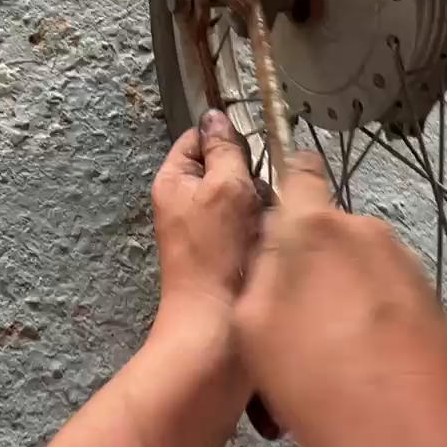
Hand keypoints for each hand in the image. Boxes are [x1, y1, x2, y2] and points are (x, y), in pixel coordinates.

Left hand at [150, 108, 261, 326]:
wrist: (218, 330)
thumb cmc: (217, 254)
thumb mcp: (224, 188)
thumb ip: (223, 149)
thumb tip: (215, 115)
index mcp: (174, 180)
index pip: (198, 138)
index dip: (226, 139)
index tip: (253, 150)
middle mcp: (187, 201)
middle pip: (228, 168)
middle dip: (252, 178)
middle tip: (259, 198)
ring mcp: (208, 229)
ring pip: (247, 197)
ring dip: (264, 207)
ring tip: (268, 227)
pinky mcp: (228, 252)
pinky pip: (254, 226)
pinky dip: (266, 231)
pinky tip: (273, 245)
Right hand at [235, 151, 446, 446]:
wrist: (409, 439)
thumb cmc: (320, 382)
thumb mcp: (251, 324)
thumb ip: (258, 270)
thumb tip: (269, 250)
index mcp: (314, 226)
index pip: (300, 170)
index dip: (288, 182)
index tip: (280, 203)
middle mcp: (364, 230)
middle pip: (327, 225)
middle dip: (311, 254)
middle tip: (297, 308)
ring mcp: (403, 262)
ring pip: (358, 258)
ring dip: (344, 285)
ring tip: (333, 342)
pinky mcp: (430, 295)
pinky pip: (388, 287)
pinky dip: (374, 309)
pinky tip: (364, 354)